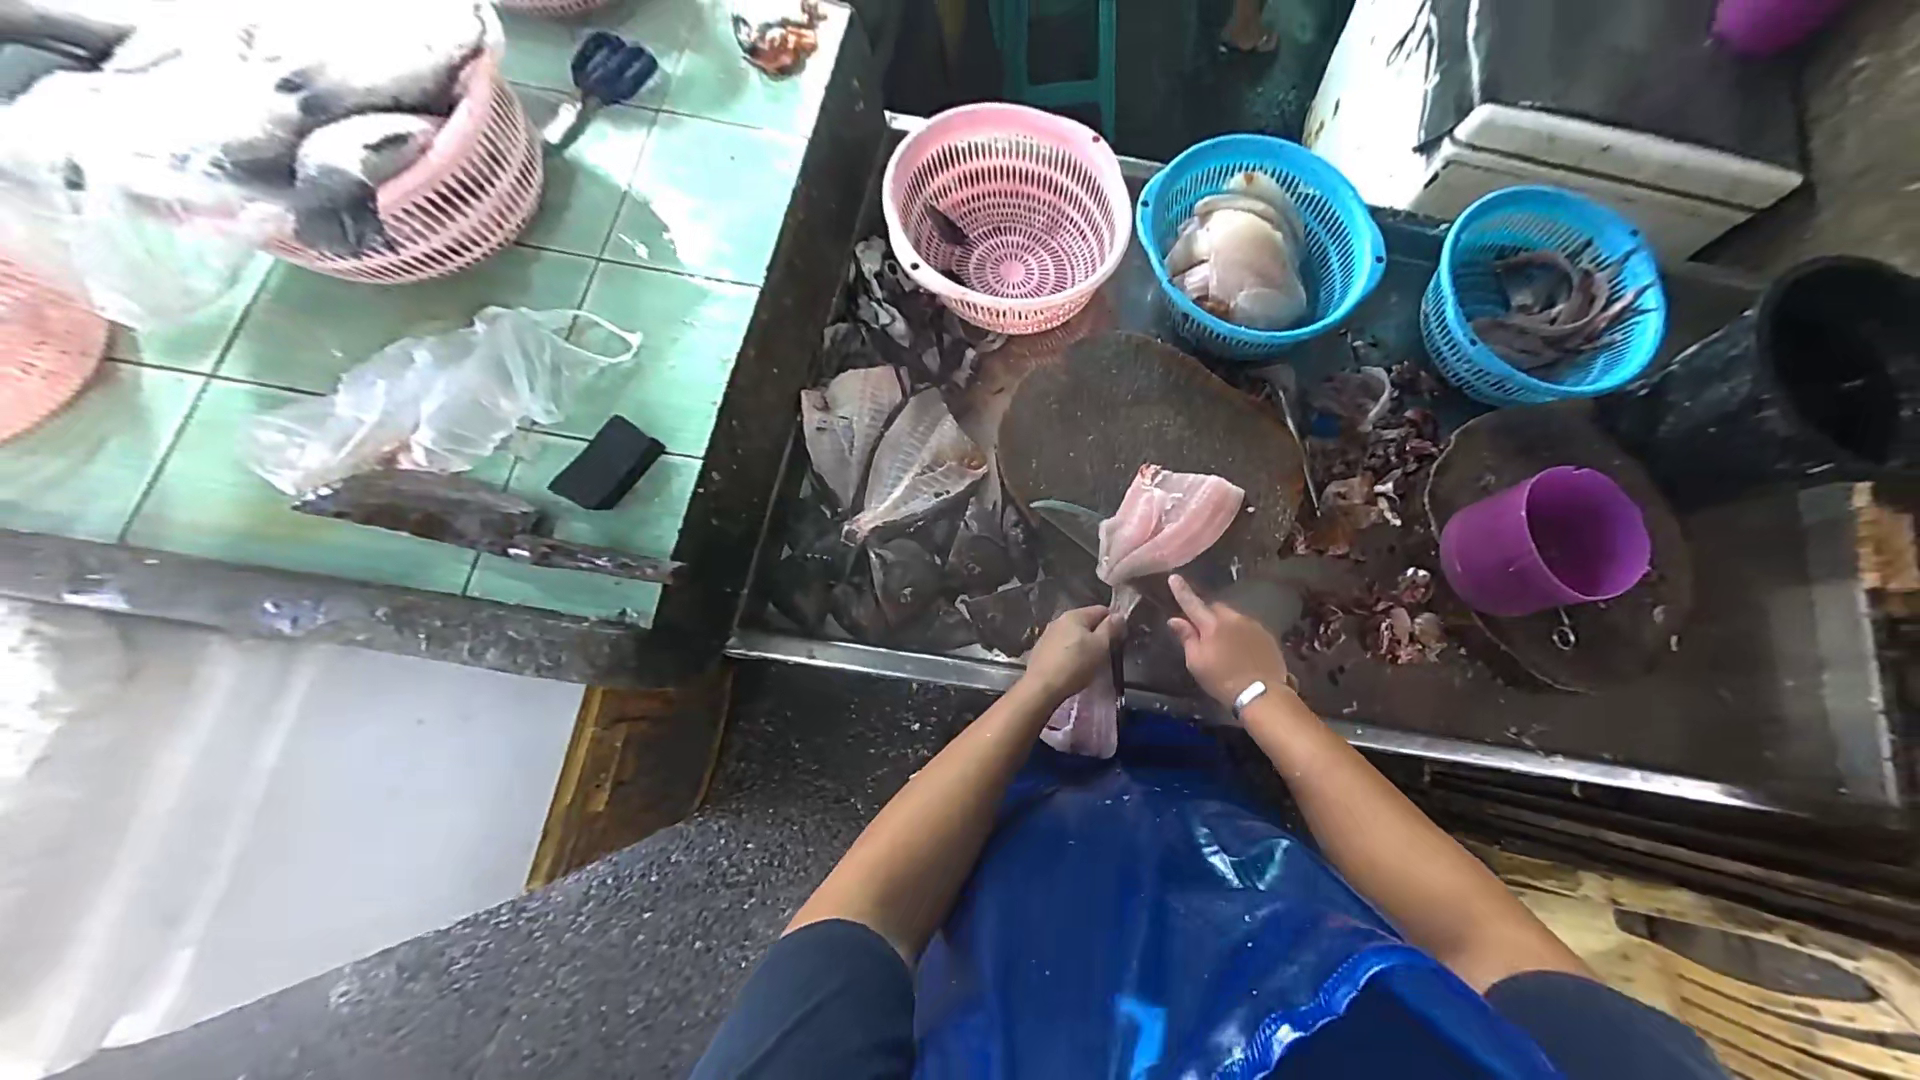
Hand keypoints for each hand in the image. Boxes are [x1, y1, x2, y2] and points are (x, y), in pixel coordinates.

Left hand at [1022, 605, 1117, 702]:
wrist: (1042, 687)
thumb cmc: (1075, 665)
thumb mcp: (1100, 646)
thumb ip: (1110, 628)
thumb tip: (1118, 615)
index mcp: (1074, 615)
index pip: (1101, 610)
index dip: (1114, 622)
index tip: (1119, 639)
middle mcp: (1058, 620)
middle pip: (1086, 622)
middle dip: (1098, 635)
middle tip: (1106, 653)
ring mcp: (1047, 635)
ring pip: (1073, 635)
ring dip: (1084, 645)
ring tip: (1090, 662)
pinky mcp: (1041, 650)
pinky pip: (1062, 647)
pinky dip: (1070, 654)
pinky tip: (1073, 667)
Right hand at [1167, 574, 1289, 706]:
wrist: (1262, 694)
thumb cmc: (1222, 680)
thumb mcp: (1196, 663)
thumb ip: (1186, 638)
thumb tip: (1175, 620)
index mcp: (1212, 625)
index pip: (1192, 603)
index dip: (1181, 590)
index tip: (1174, 577)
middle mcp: (1234, 619)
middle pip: (1216, 608)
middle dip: (1208, 615)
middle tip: (1203, 633)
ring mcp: (1254, 626)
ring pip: (1234, 617)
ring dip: (1226, 625)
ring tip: (1225, 646)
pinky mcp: (1268, 636)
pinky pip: (1249, 628)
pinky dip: (1241, 634)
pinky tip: (1242, 651)